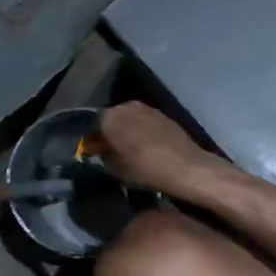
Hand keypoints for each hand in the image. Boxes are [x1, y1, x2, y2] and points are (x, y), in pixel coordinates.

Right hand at [96, 103, 230, 197]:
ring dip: (125, 130)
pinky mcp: (162, 113)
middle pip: (110, 118)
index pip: (90, 125)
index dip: (90, 140)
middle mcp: (125, 106)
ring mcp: (146, 107)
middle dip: (108, 132)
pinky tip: (145, 145)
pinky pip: (143, 120)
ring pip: (127, 118)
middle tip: (109, 150)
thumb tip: (100, 150)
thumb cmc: (144, 170)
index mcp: (108, 117)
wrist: (185, 167)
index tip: (92, 152)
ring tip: (128, 148)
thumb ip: (102, 156)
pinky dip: (140, 129)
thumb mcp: (114, 169)